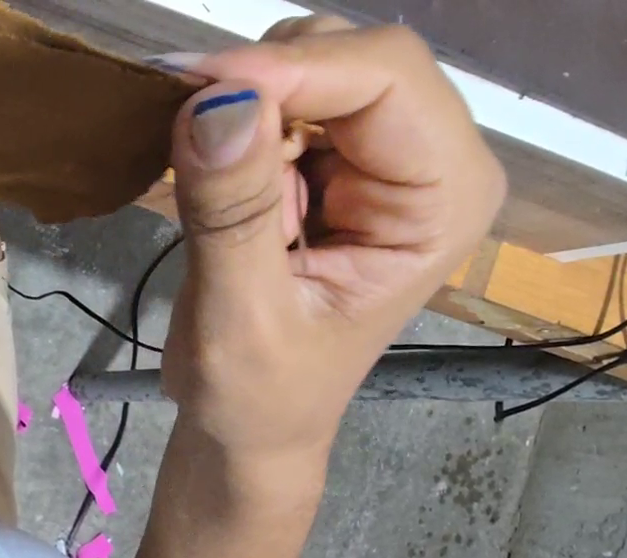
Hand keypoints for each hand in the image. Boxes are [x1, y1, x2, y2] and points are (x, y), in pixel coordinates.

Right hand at [158, 18, 505, 464]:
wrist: (247, 428)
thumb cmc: (256, 395)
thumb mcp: (239, 319)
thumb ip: (232, 214)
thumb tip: (213, 103)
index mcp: (439, 199)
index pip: (385, 79)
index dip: (288, 71)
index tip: (187, 89)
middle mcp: (423, 161)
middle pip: (350, 61)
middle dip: (260, 92)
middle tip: (186, 155)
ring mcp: (373, 162)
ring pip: (306, 73)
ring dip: (239, 116)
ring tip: (206, 197)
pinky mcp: (324, 172)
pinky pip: (273, 111)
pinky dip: (227, 131)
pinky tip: (207, 186)